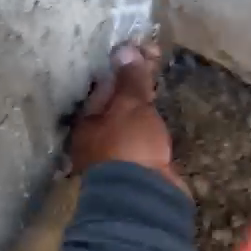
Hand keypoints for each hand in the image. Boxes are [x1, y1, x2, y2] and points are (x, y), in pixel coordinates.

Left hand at [69, 43, 184, 191]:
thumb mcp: (130, 107)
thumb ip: (130, 80)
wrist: (143, 201)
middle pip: (117, 102)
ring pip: (131, 119)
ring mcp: (118, 153)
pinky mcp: (139, 167)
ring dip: (144, 102)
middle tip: (158, 59)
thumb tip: (124, 50)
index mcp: (88, 120)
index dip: (126, 64)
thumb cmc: (128, 147)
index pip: (106, 83)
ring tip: (161, 82)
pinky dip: (152, 123)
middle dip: (135, 82)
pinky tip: (162, 116)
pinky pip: (144, 136)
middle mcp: (97, 136)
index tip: (147, 49)